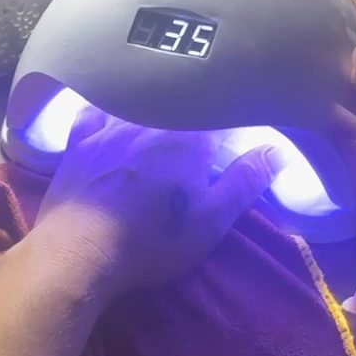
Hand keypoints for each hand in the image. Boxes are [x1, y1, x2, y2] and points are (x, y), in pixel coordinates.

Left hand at [30, 110, 281, 298]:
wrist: (78, 252)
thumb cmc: (150, 242)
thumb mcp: (210, 222)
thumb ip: (244, 183)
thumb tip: (277, 152)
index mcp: (189, 138)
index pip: (222, 116)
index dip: (234, 122)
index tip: (239, 132)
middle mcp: (150, 121)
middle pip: (181, 105)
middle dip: (197, 111)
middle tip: (204, 124)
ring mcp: (110, 129)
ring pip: (139, 103)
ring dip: (155, 106)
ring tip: (163, 112)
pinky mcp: (79, 144)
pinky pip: (95, 113)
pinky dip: (107, 111)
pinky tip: (109, 113)